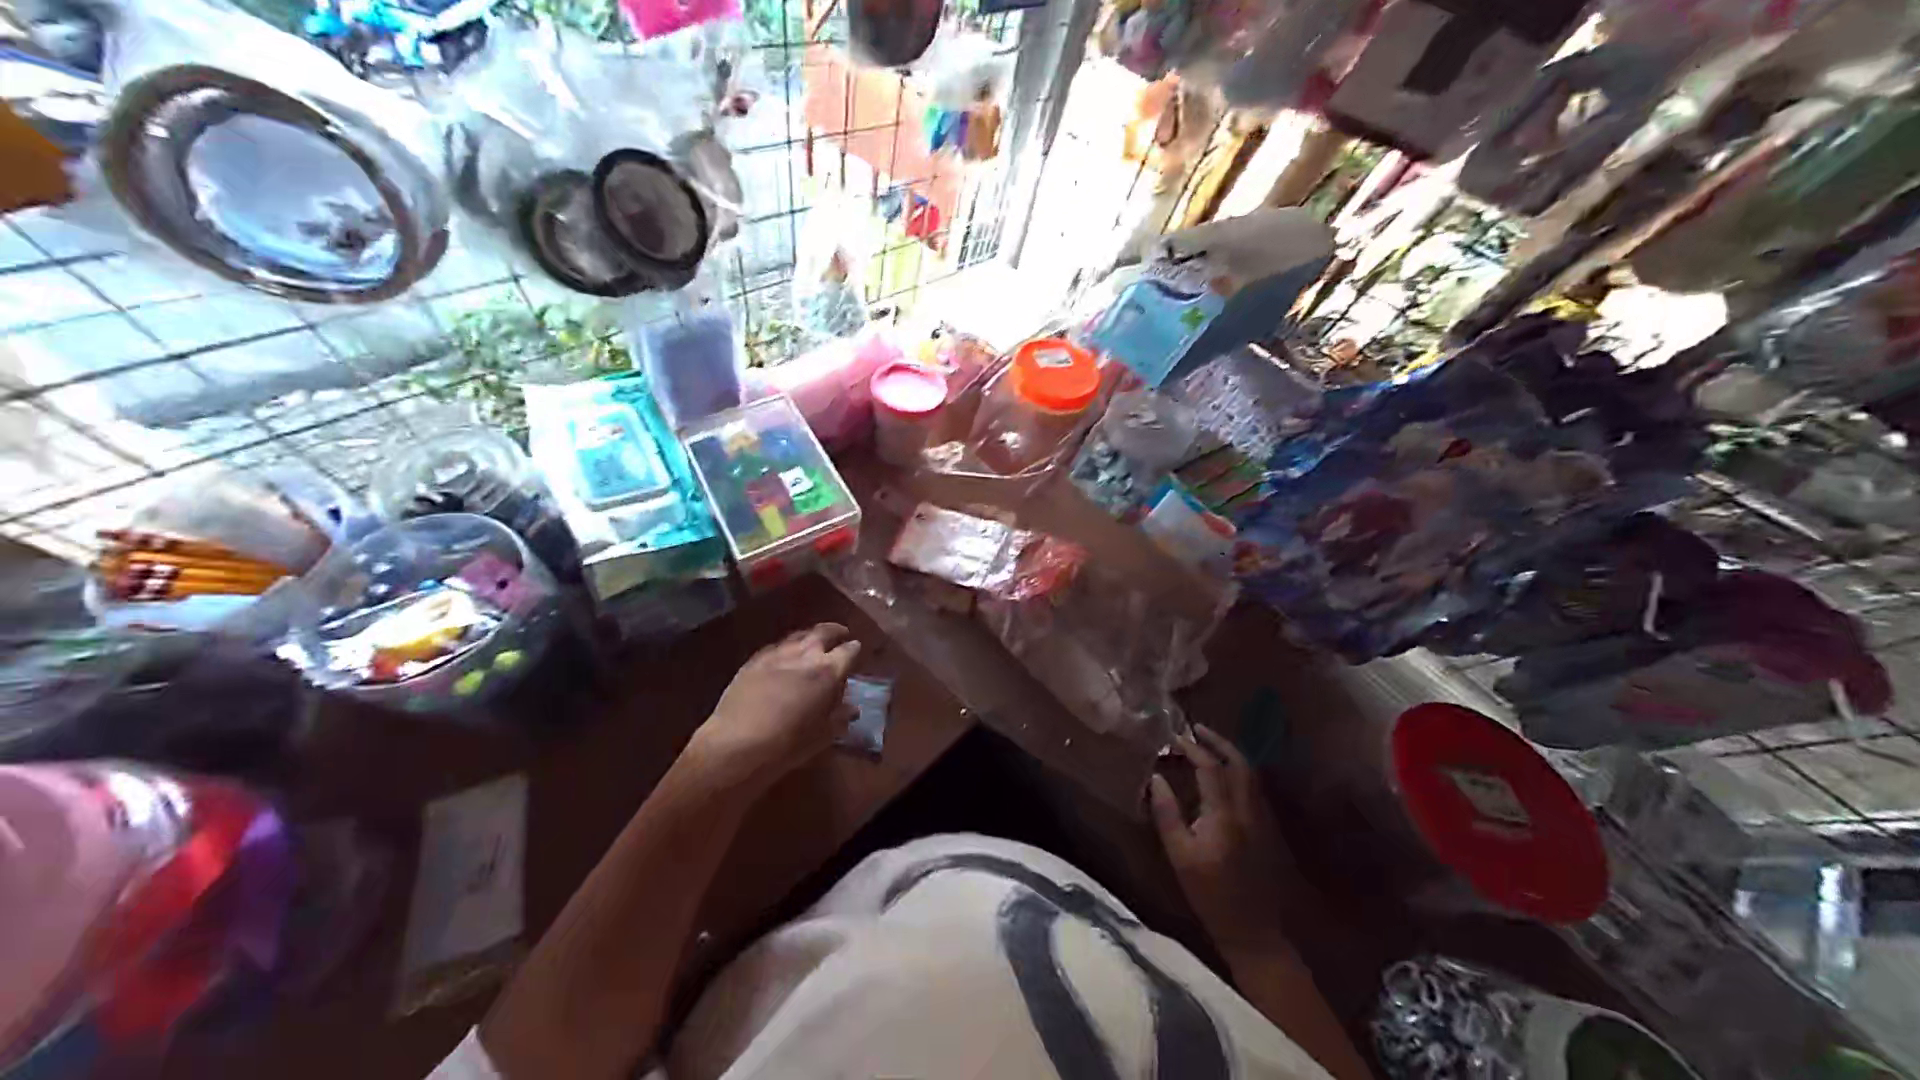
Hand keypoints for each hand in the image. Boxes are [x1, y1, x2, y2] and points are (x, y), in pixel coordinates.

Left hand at [689, 623, 861, 789]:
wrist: (737, 744)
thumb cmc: (788, 744)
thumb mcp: (822, 735)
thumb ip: (839, 717)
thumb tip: (851, 708)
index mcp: (828, 672)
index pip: (848, 651)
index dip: (854, 649)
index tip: (856, 648)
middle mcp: (805, 656)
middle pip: (823, 632)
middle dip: (835, 631)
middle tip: (841, 633)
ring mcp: (777, 654)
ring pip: (799, 635)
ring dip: (810, 636)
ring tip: (814, 641)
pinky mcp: (754, 660)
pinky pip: (776, 646)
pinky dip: (787, 647)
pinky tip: (785, 654)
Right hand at [1149, 725, 1292, 951]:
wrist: (1252, 930)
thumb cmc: (1209, 895)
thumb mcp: (1179, 855)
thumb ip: (1167, 814)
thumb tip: (1156, 778)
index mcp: (1224, 815)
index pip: (1210, 768)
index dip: (1192, 749)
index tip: (1173, 739)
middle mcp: (1247, 810)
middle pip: (1239, 763)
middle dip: (1218, 741)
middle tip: (1196, 729)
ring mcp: (1260, 819)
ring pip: (1250, 774)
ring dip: (1230, 753)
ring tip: (1207, 745)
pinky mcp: (1264, 829)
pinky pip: (1253, 788)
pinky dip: (1238, 771)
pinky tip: (1223, 775)